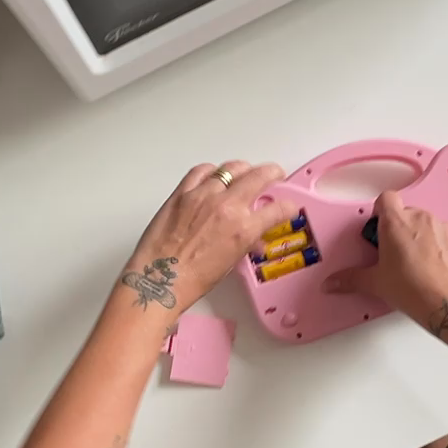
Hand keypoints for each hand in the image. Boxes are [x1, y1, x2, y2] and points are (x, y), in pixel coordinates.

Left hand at [118, 161, 285, 316]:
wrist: (160, 279)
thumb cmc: (194, 279)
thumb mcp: (230, 263)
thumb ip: (246, 243)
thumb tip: (255, 239)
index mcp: (244, 228)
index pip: (277, 209)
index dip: (288, 206)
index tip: (287, 206)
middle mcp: (227, 206)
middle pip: (259, 176)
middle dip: (272, 173)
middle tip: (275, 174)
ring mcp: (203, 195)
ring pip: (232, 168)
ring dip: (244, 169)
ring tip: (246, 172)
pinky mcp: (183, 192)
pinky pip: (202, 171)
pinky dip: (213, 171)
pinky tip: (215, 175)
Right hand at [325, 190, 447, 333]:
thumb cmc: (411, 289)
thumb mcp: (376, 284)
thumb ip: (351, 279)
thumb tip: (331, 283)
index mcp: (396, 223)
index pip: (386, 198)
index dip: (381, 210)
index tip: (379, 227)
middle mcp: (421, 218)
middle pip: (408, 214)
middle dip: (402, 229)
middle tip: (397, 255)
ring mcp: (445, 227)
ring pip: (429, 225)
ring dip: (423, 238)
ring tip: (419, 265)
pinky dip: (443, 249)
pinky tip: (438, 269)